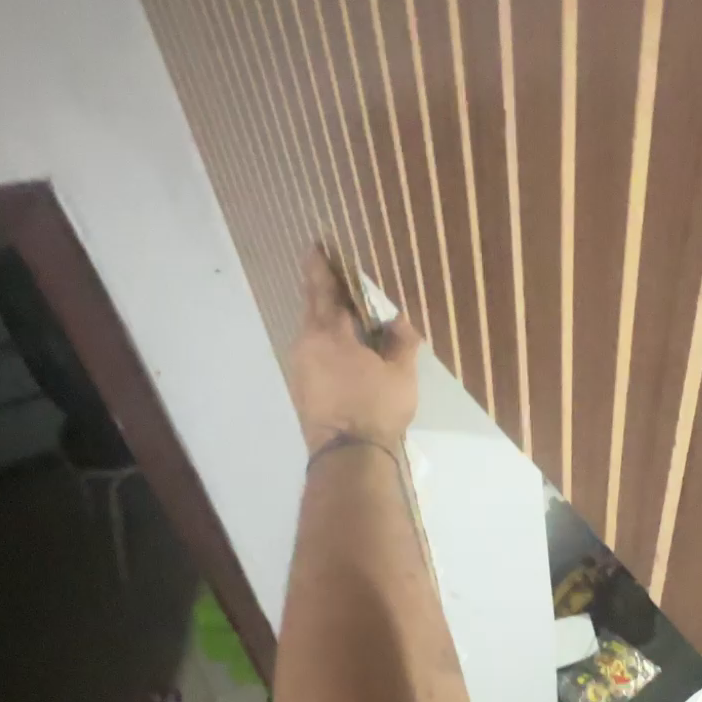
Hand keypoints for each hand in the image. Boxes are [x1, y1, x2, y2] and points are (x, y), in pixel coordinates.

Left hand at [287, 248, 421, 453]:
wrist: (348, 455)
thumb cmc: (376, 408)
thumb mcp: (401, 373)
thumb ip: (401, 342)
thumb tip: (399, 321)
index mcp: (330, 333)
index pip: (323, 290)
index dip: (321, 267)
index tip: (316, 246)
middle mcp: (307, 343)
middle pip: (313, 308)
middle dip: (322, 290)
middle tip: (332, 273)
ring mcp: (300, 367)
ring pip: (313, 331)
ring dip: (327, 319)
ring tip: (346, 313)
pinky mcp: (303, 387)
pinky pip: (314, 351)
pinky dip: (326, 341)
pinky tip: (343, 347)